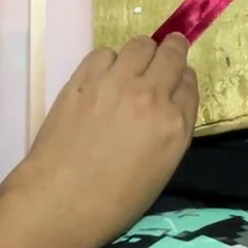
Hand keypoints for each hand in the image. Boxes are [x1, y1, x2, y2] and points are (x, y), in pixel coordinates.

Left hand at [1, 34, 198, 247]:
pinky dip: (109, 61)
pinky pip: (104, 53)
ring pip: (140, 45)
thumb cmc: (113, 202)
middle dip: (172, 50)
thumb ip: (170, 131)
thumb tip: (167, 105)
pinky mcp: (83, 79)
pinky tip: (103, 78)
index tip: (175, 80)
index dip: (182, 78)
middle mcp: (150, 96)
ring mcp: (115, 83)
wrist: (58, 202)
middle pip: (171, 54)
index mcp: (175, 126)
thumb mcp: (160, 170)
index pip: (189, 83)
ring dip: (141, 53)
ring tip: (132, 67)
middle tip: (165, 53)